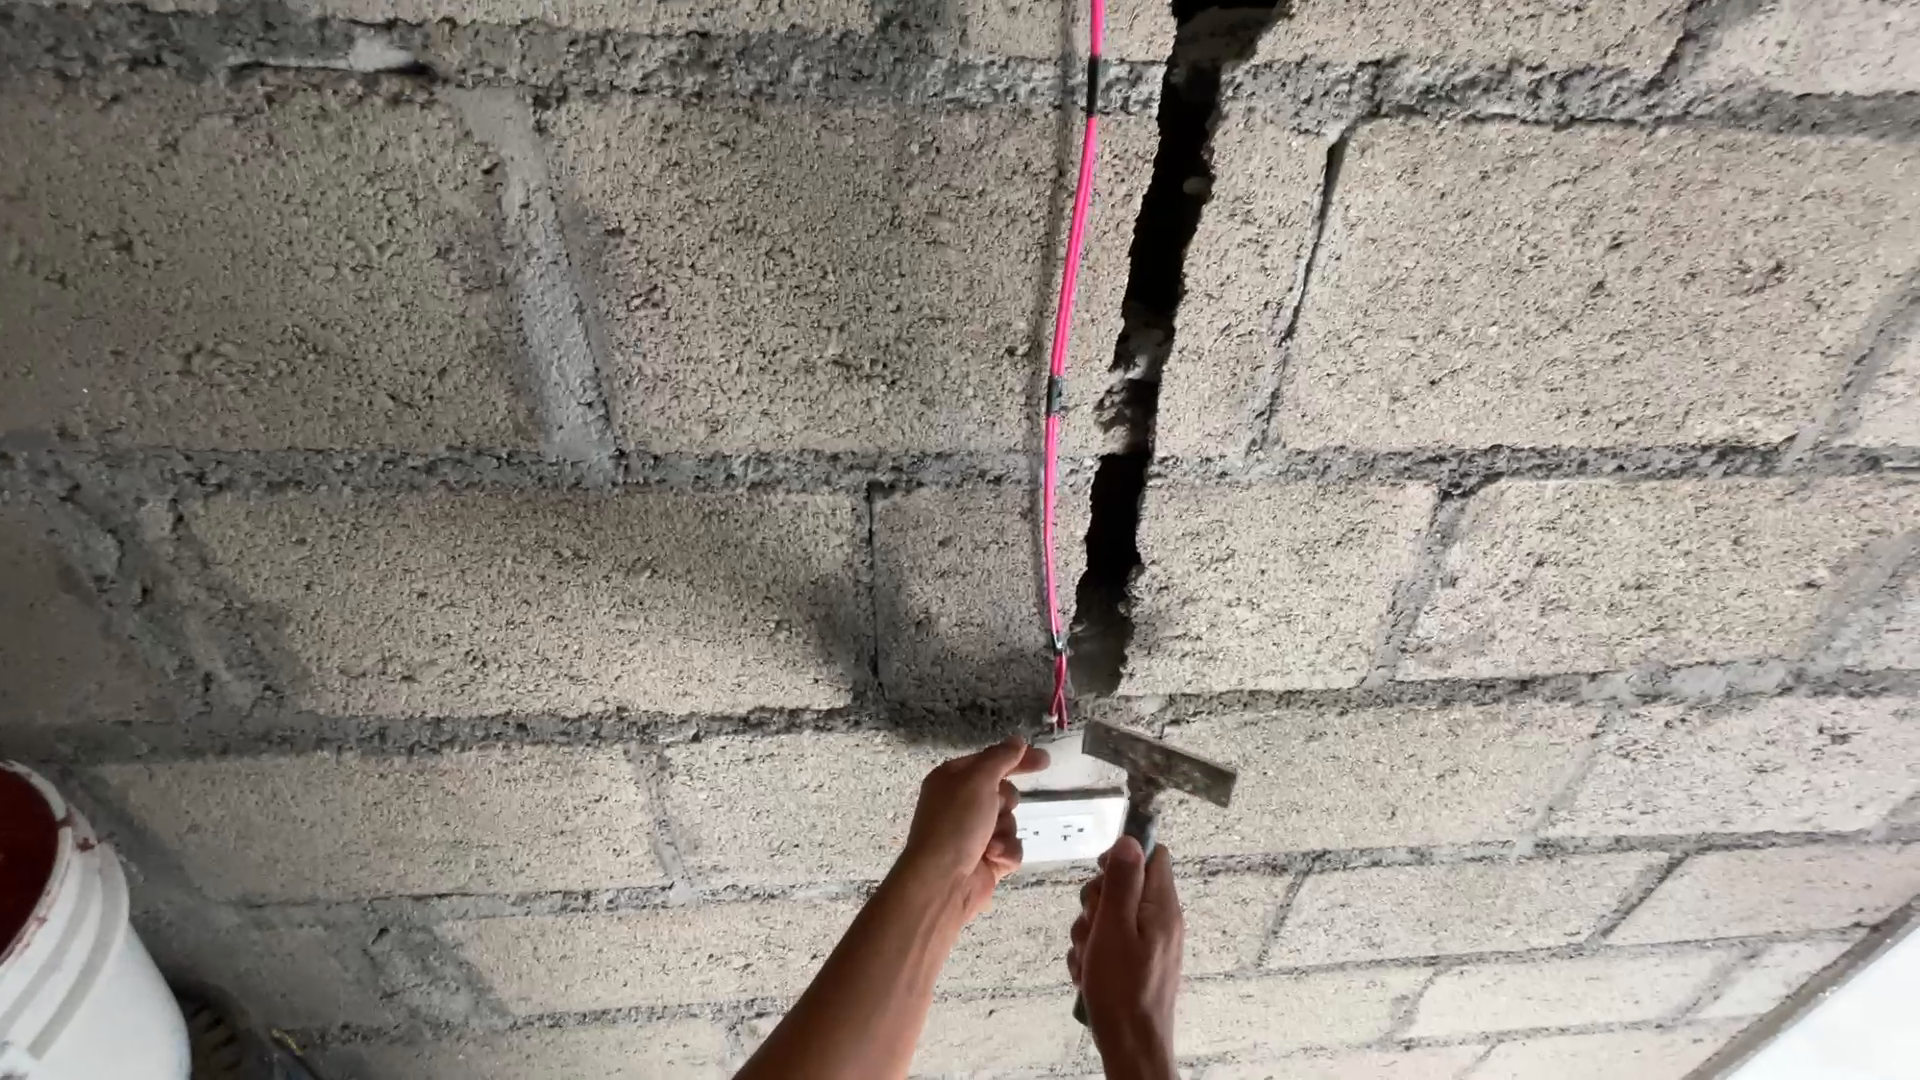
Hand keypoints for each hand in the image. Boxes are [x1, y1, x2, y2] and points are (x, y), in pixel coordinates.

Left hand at [895, 735, 1049, 920]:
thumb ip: (1000, 758)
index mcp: (953, 779)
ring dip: (1005, 830)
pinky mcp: (986, 859)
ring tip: (988, 842)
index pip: (991, 761)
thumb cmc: (956, 823)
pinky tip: (992, 859)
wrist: (942, 881)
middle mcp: (962, 803)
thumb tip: (1017, 741)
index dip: (1017, 759)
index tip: (1044, 760)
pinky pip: (1011, 847)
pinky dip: (1006, 852)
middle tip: (994, 809)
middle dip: (1005, 802)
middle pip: (1004, 792)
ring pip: (1011, 821)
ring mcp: (974, 833)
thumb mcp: (978, 780)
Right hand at [1068, 836, 1182, 1075]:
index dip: (1122, 855)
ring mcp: (1149, 944)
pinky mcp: (1137, 964)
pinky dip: (1094, 953)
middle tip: (1092, 926)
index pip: (1152, 854)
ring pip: (1110, 915)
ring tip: (1088, 958)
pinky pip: (1110, 942)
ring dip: (1089, 931)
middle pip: (1124, 884)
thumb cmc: (1122, 988)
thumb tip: (1131, 839)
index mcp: (1162, 906)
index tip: (1100, 875)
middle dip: (1097, 901)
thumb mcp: (1114, 927)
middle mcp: (1160, 920)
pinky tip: (1088, 973)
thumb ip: (1122, 881)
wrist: (1131, 1051)